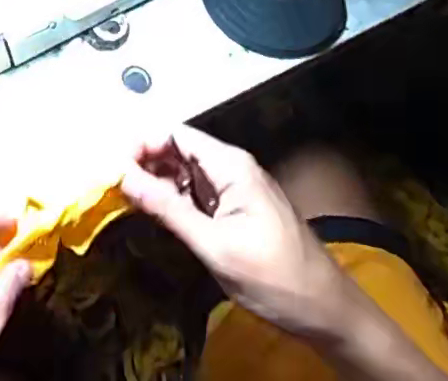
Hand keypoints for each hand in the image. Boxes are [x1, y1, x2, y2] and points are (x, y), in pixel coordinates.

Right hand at [120, 125, 359, 343]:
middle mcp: (233, 167)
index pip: (177, 134)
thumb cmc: (275, 278)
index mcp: (231, 165)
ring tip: (132, 197)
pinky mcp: (238, 207)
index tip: (118, 166)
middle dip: (148, 161)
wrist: (329, 313)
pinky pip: (200, 190)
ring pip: (188, 170)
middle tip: (119, 185)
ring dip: (160, 180)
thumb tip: (125, 178)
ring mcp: (237, 187)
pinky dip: (177, 197)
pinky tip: (161, 211)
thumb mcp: (215, 246)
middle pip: (181, 148)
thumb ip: (169, 209)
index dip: (144, 143)